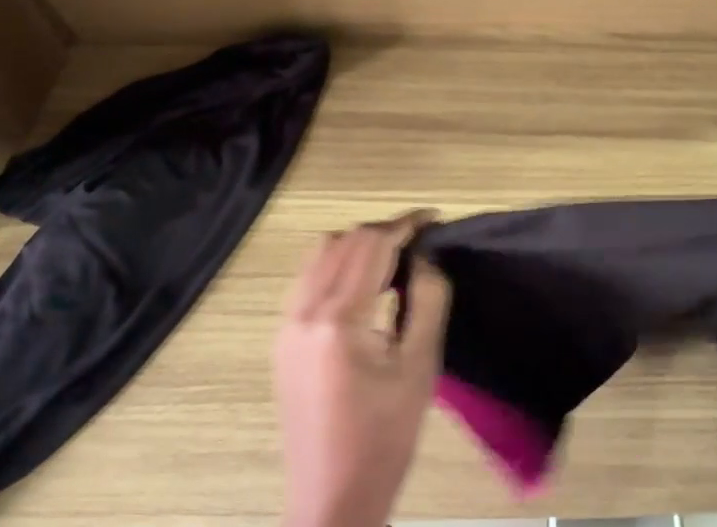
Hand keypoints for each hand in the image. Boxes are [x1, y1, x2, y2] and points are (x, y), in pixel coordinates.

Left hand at [275, 210, 451, 526]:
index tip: (435, 218)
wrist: (332, 498)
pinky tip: (364, 286)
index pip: (371, 245)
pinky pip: (307, 279)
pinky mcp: (282, 340)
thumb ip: (427, 301)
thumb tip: (428, 255)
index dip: (405, 224)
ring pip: (319, 254)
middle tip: (420, 242)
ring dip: (357, 244)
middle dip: (382, 230)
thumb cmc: (384, 438)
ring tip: (394, 258)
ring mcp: (285, 326)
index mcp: (337, 320)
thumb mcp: (420, 368)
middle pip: (342, 241)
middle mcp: (302, 312)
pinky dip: (337, 266)